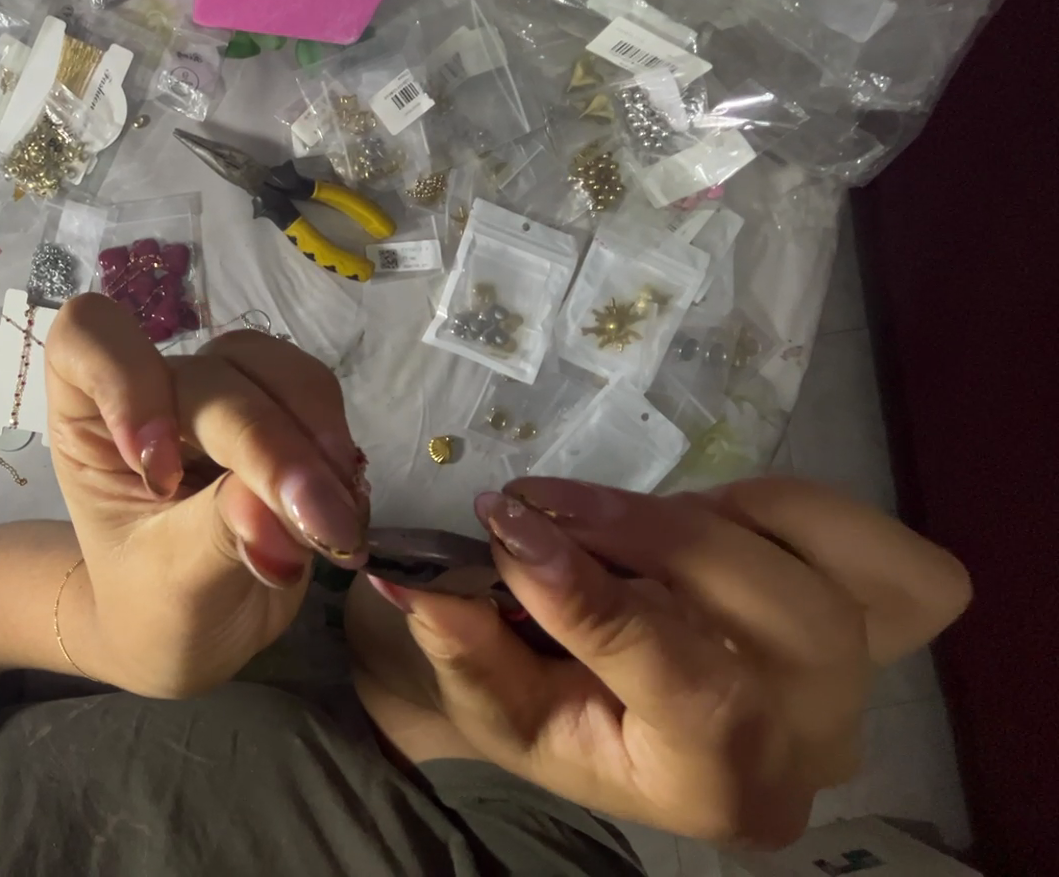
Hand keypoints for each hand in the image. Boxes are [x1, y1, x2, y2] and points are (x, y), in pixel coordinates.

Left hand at [44, 294, 368, 697]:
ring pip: (271, 368)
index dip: (126, 381)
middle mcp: (152, 390)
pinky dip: (334, 444)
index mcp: (90, 419)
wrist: (194, 633)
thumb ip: (217, 536)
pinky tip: (343, 505)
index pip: (86, 338)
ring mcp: (216, 395)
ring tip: (337, 518)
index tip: (160, 474)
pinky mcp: (273, 408)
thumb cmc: (155, 607)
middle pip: (211, 375)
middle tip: (321, 525)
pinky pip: (312, 394)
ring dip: (314, 434)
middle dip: (267, 446)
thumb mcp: (172, 587)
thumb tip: (269, 500)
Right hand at [365, 477, 969, 847]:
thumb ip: (460, 646)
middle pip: (785, 621)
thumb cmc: (535, 715)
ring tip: (606, 512)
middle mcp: (810, 741)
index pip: (692, 695)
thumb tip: (414, 580)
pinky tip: (685, 513)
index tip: (504, 523)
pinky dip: (777, 507)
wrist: (593, 713)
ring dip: (707, 515)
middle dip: (646, 536)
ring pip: (844, 573)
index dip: (594, 599)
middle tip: (537, 501)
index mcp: (716, 787)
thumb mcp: (484, 702)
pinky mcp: (865, 616)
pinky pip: (874, 546)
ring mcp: (852, 676)